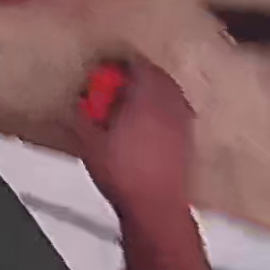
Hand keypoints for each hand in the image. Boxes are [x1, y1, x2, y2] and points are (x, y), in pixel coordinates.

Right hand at [74, 55, 195, 215]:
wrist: (154, 206)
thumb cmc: (122, 174)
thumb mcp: (89, 140)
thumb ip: (85, 115)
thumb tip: (82, 102)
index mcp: (145, 101)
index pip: (139, 68)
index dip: (122, 63)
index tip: (109, 66)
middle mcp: (169, 108)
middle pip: (159, 78)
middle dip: (139, 74)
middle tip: (120, 78)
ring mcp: (182, 124)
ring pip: (171, 93)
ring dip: (153, 90)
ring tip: (133, 97)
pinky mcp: (187, 140)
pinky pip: (177, 111)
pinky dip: (162, 107)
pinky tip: (147, 120)